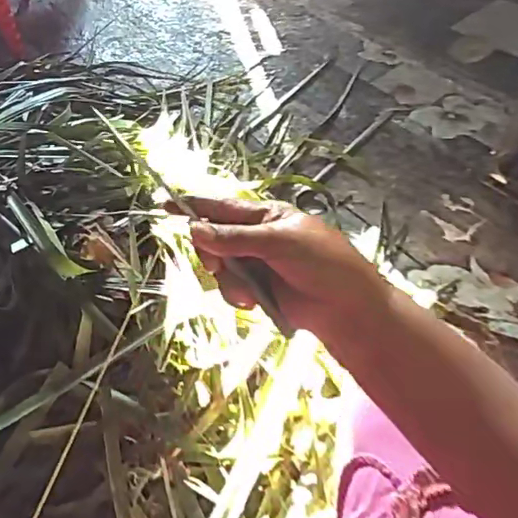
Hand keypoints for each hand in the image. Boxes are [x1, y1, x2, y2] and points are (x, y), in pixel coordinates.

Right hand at [184, 196, 394, 338]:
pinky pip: (229, 287)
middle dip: (210, 251)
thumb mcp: (280, 243)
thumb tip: (194, 229)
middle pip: (211, 237)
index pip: (220, 206)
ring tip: (248, 291)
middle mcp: (255, 237)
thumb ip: (235, 237)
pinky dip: (236, 295)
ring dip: (228, 278)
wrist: (353, 312)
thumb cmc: (326, 266)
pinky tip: (254, 302)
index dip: (193, 205)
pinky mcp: (257, 288)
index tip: (164, 204)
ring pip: (218, 265)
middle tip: (216, 264)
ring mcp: (255, 263)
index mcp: (264, 216)